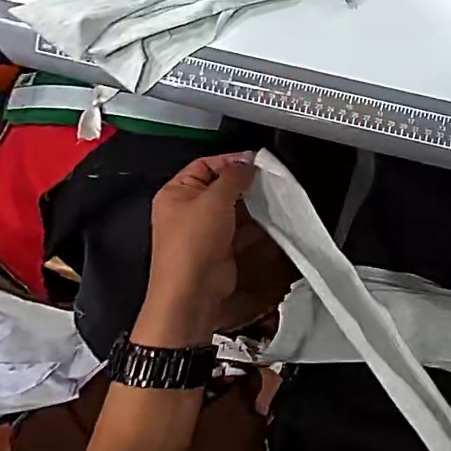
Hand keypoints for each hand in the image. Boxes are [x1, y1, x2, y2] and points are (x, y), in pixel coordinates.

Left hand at [135, 152, 257, 347]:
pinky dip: (254, 222)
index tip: (255, 160)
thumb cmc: (193, 242)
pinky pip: (239, 226)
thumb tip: (248, 163)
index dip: (229, 160)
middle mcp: (187, 208)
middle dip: (243, 182)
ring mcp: (204, 229)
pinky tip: (271, 216)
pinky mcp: (219, 245)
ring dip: (251, 203)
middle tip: (268, 177)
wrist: (193, 291)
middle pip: (220, 185)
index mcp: (176, 191)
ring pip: (232, 207)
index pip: (205, 164)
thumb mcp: (214, 199)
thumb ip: (233, 176)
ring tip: (273, 195)